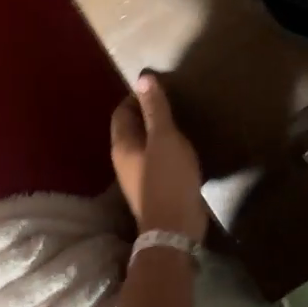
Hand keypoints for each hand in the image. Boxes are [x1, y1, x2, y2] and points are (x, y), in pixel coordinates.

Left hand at [110, 73, 209, 241]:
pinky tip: (185, 148)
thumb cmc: (167, 177)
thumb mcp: (164, 137)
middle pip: (132, 129)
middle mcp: (125, 160)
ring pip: (145, 146)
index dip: (137, 97)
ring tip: (182, 121)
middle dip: (149, 114)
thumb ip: (154, 108)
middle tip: (173, 101)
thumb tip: (142, 78)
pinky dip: (168, 150)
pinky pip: (158, 161)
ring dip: (159, 133)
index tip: (159, 88)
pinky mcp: (155, 189)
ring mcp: (139, 177)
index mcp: (122, 145)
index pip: (122, 112)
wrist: (175, 229)